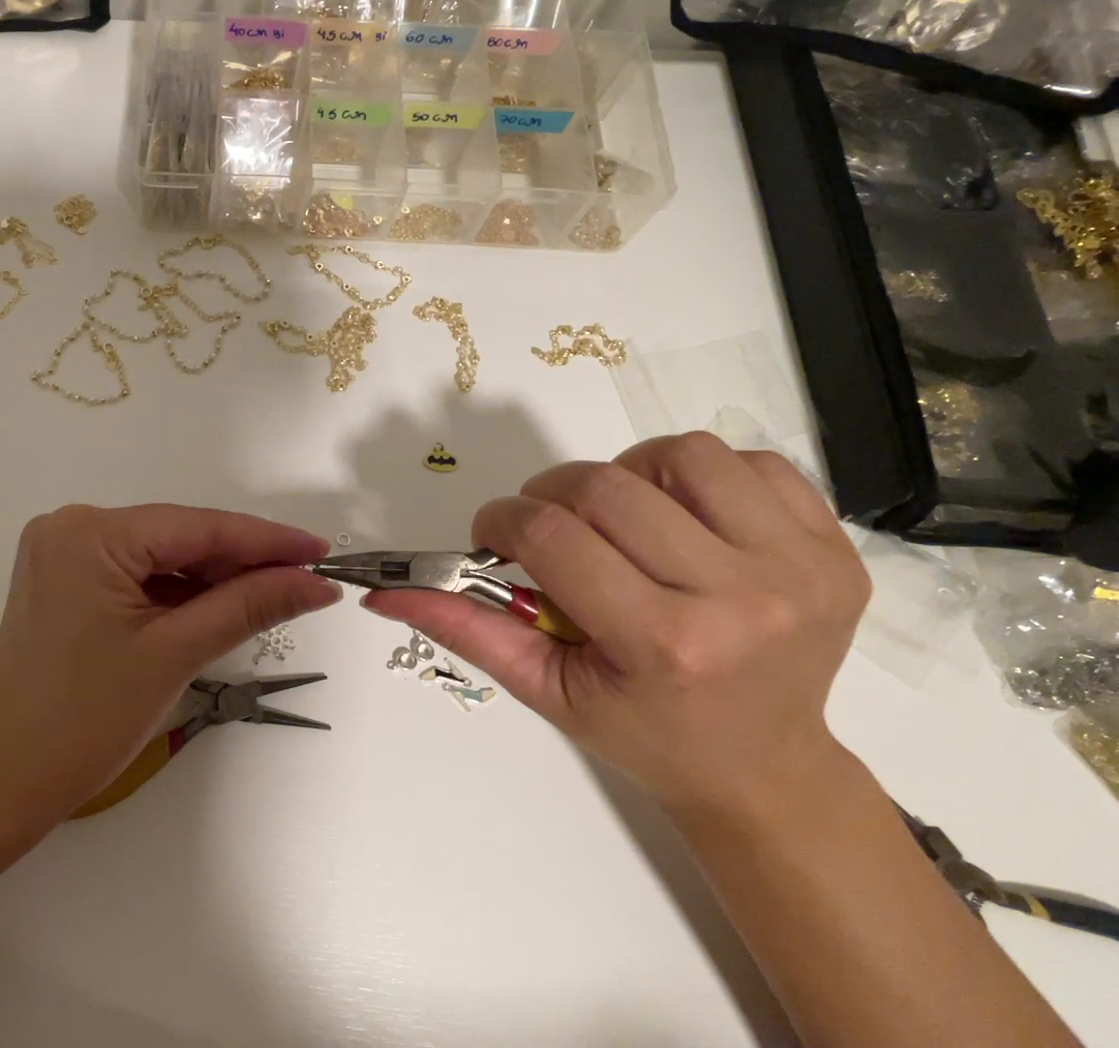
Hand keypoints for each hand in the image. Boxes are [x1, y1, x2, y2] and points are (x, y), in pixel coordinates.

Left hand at [0, 505, 338, 821]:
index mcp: (88, 534)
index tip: (322, 553)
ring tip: (274, 597)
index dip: (266, 541)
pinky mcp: (61, 585)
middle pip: (175, 538)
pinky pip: (133, 577)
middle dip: (240, 562)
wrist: (6, 779)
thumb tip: (314, 583)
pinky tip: (219, 608)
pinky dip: (175, 594)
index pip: (197, 527)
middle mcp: (68, 529)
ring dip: (210, 579)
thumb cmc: (86, 720)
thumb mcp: (175, 654)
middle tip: (306, 583)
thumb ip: (248, 606)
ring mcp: (61, 557)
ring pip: (156, 557)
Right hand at [368, 433, 870, 820]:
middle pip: (609, 487)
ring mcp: (799, 565)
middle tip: (546, 526)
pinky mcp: (835, 546)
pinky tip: (683, 521)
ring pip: (682, 454)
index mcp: (663, 643)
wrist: (761, 764)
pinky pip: (753, 462)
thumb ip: (466, 630)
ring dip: (628, 474)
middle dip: (552, 494)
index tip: (494, 534)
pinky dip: (699, 477)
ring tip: (619, 519)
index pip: (556, 537)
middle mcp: (740, 596)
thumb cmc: (642, 734)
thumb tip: (385, 592)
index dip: (504, 521)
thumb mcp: (544, 690)